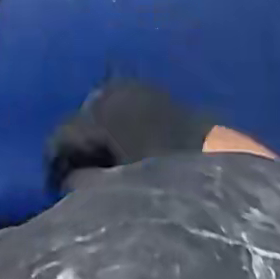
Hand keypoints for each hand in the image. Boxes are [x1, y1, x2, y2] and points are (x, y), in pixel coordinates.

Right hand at [46, 81, 216, 185]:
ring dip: (100, 137)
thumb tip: (68, 181)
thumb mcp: (120, 189)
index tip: (54, 185)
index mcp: (101, 110)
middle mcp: (115, 91)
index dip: (54, 161)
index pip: (63, 133)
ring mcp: (138, 89)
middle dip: (79, 146)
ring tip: (102, 166)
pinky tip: (125, 152)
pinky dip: (118, 130)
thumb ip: (85, 185)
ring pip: (104, 113)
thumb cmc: (167, 177)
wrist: (225, 165)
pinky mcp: (158, 96)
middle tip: (78, 175)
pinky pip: (125, 112)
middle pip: (82, 119)